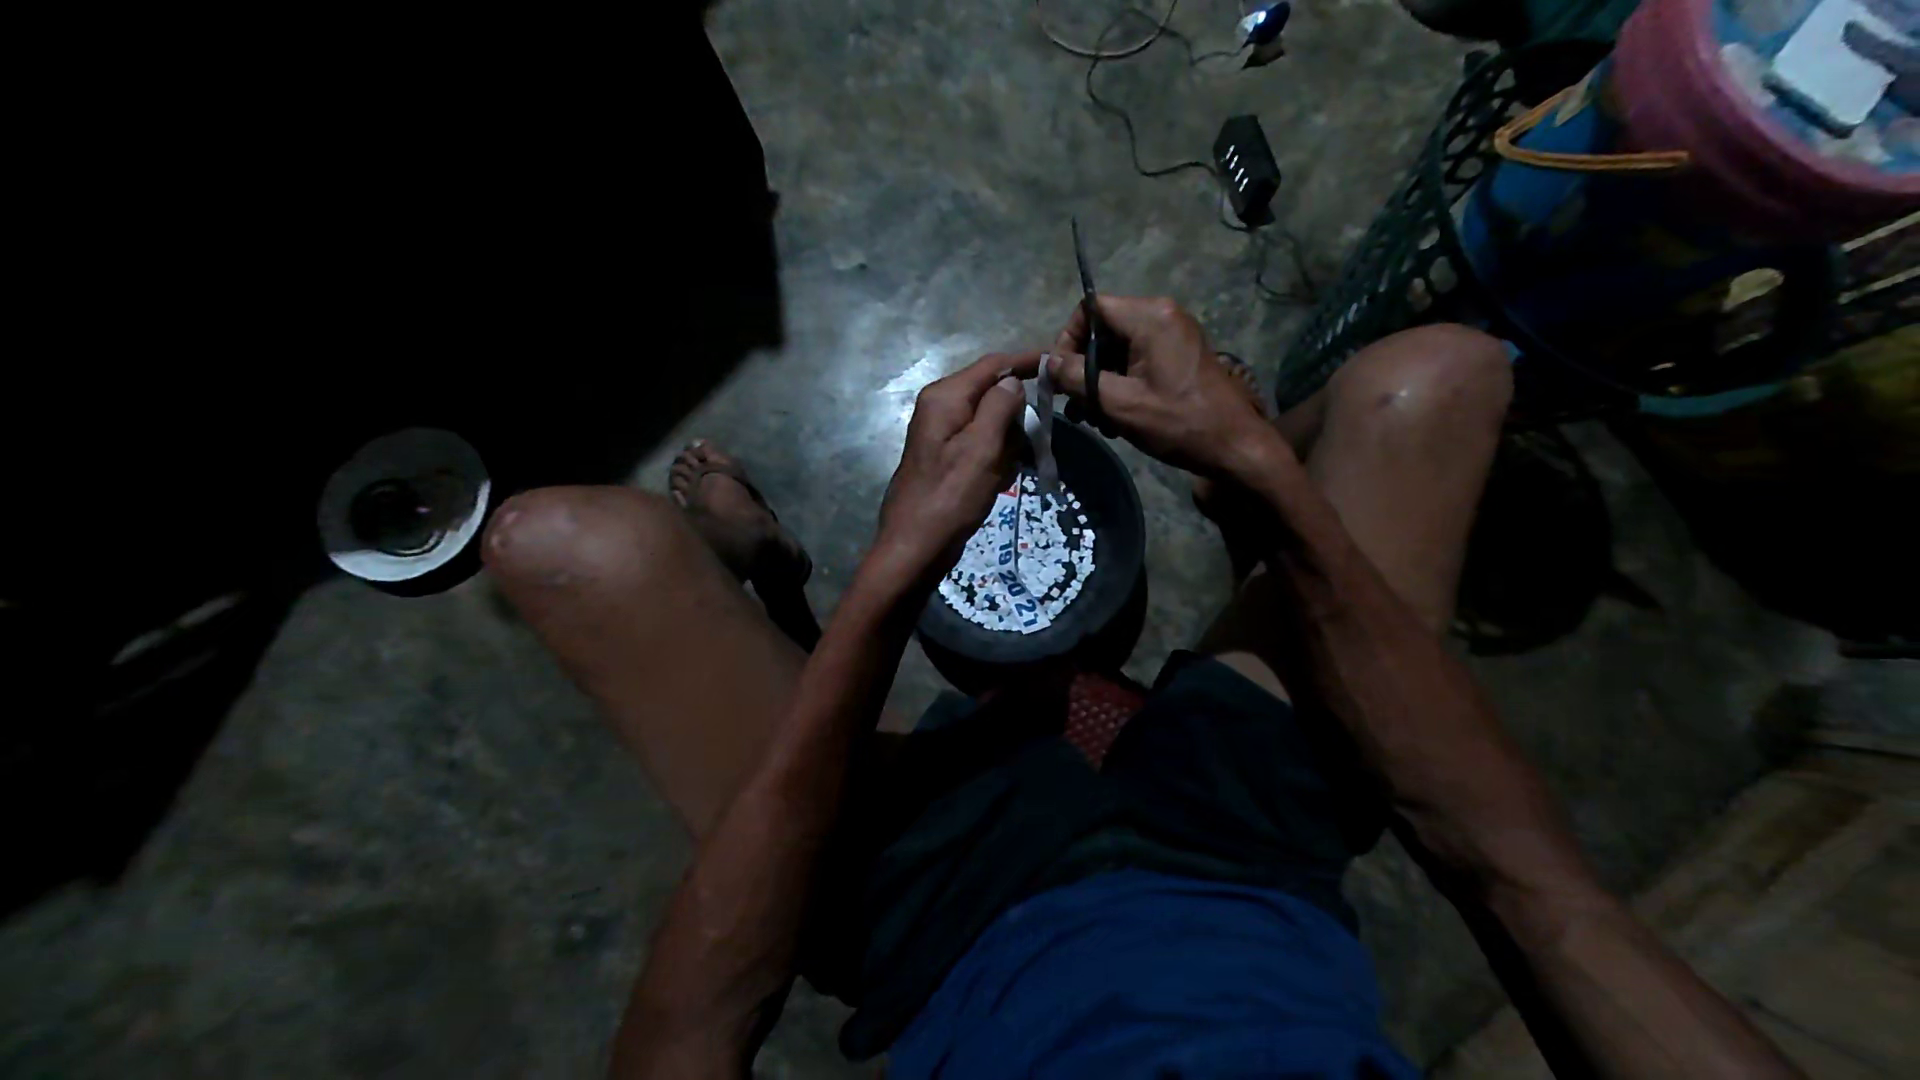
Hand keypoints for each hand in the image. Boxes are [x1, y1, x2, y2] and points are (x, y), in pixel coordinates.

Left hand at [871, 350, 1043, 584]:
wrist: (915, 546)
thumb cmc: (950, 498)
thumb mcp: (981, 448)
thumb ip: (999, 407)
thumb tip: (1013, 381)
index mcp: (945, 397)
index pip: (992, 365)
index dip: (1024, 362)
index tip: (1056, 365)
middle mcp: (939, 407)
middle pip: (991, 394)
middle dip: (1016, 415)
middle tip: (1033, 439)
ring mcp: (941, 433)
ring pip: (990, 422)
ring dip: (1008, 442)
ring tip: (1012, 468)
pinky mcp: (946, 456)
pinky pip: (981, 445)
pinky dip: (996, 458)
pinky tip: (999, 480)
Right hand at [1049, 295, 1271, 475]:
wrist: (1234, 447)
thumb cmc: (1177, 423)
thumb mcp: (1119, 403)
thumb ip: (1078, 378)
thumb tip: (1049, 363)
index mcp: (1150, 317)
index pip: (1091, 308)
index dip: (1068, 338)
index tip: (1061, 374)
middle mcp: (1162, 316)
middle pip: (1103, 331)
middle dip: (1082, 368)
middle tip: (1075, 406)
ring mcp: (1173, 336)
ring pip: (1117, 350)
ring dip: (1098, 382)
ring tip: (1094, 419)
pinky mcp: (1178, 357)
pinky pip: (1136, 362)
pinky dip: (1119, 385)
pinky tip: (1115, 418)